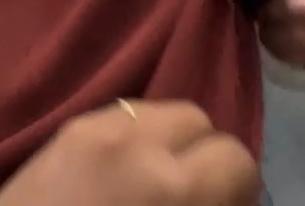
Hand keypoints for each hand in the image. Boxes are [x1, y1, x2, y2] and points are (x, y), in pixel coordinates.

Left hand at [0, 99, 256, 205]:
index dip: (238, 186)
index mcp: (170, 184)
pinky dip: (132, 136)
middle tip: (192, 194)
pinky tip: (120, 172)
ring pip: (156, 108)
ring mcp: (94, 124)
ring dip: (166, 139)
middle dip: (202, 153)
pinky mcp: (66, 125)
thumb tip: (230, 198)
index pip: (234, 156)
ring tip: (153, 180)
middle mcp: (134, 139)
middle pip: (195, 116)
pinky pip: (119, 114)